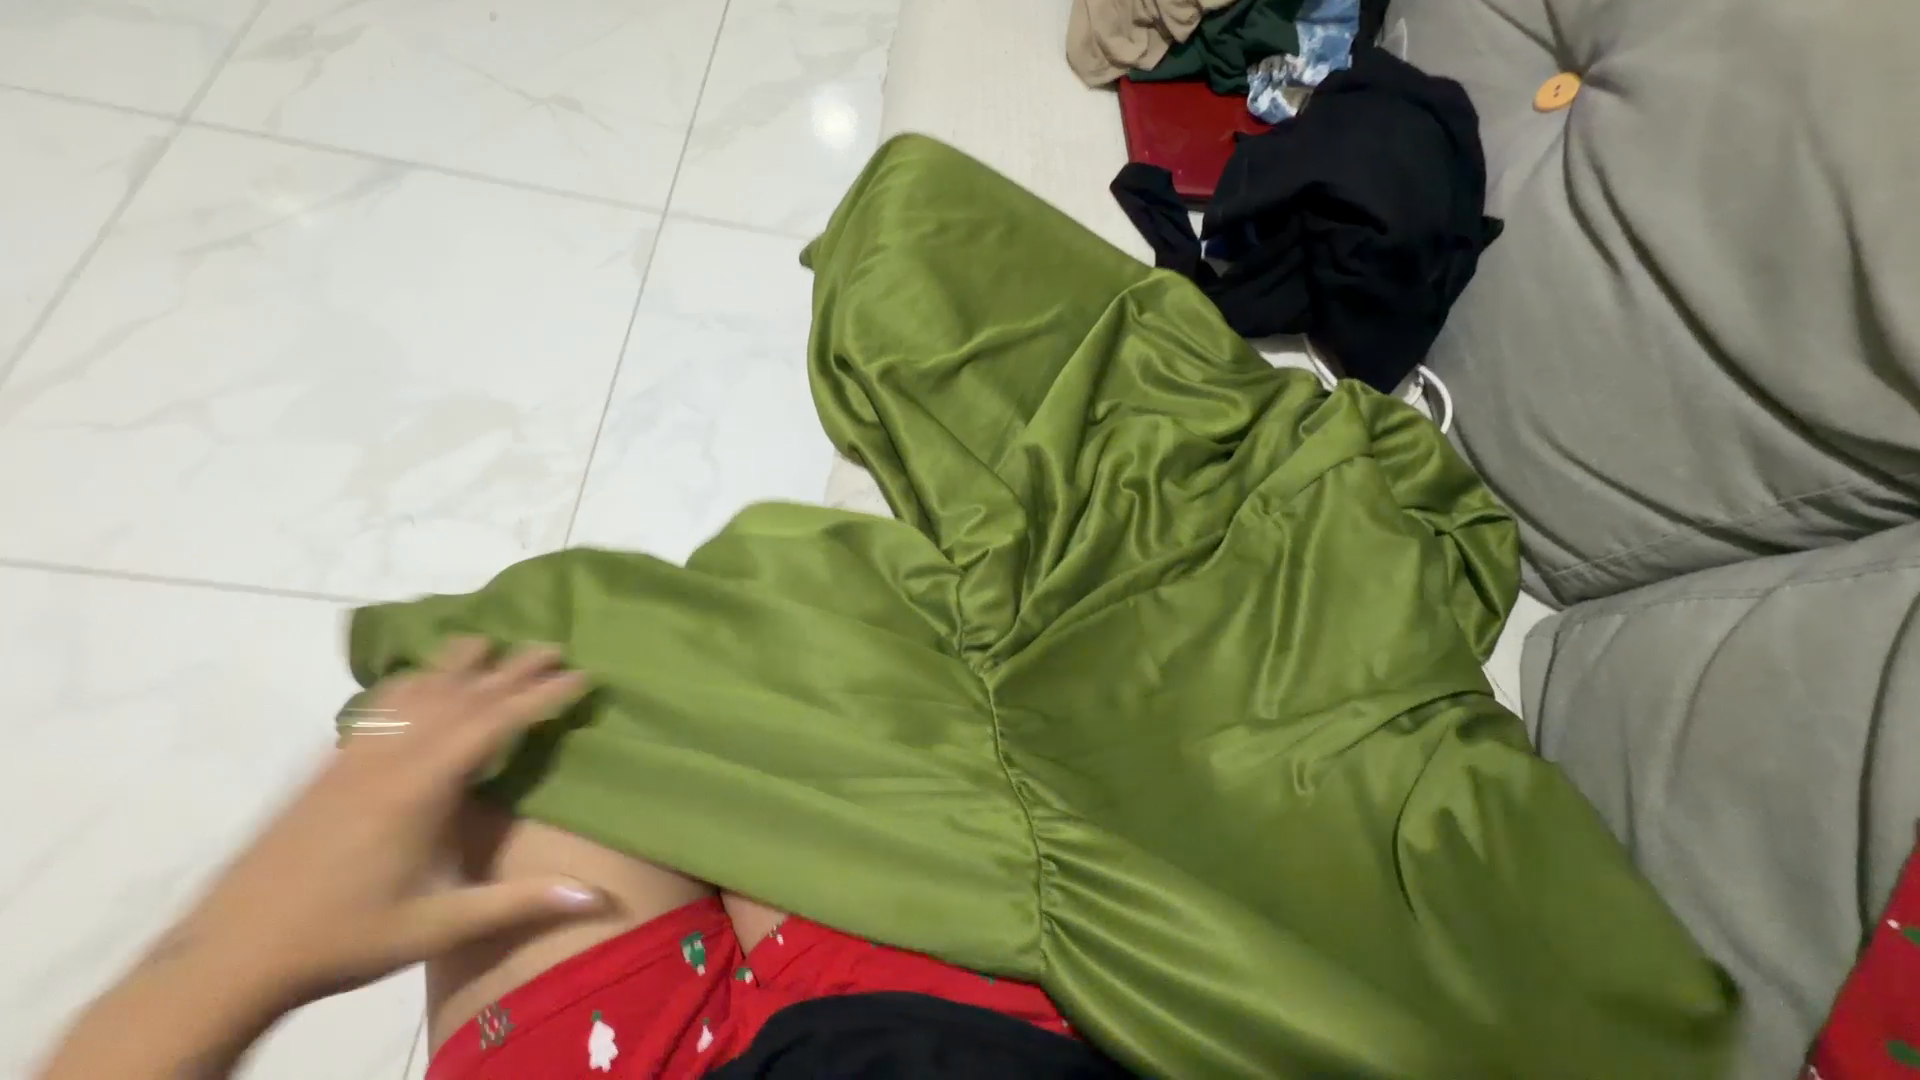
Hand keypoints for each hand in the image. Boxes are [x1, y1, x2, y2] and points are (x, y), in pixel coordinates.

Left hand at [171, 637, 603, 1006]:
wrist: (225, 959)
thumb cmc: (343, 939)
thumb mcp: (437, 927)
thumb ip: (520, 903)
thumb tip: (599, 898)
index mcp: (420, 788)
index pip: (494, 723)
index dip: (541, 696)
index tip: (582, 676)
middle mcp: (389, 759)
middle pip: (459, 696)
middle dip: (510, 669)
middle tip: (552, 646)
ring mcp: (352, 760)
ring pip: (413, 693)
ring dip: (456, 664)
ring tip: (487, 642)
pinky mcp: (326, 770)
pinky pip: (377, 709)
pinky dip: (407, 683)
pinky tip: (413, 680)